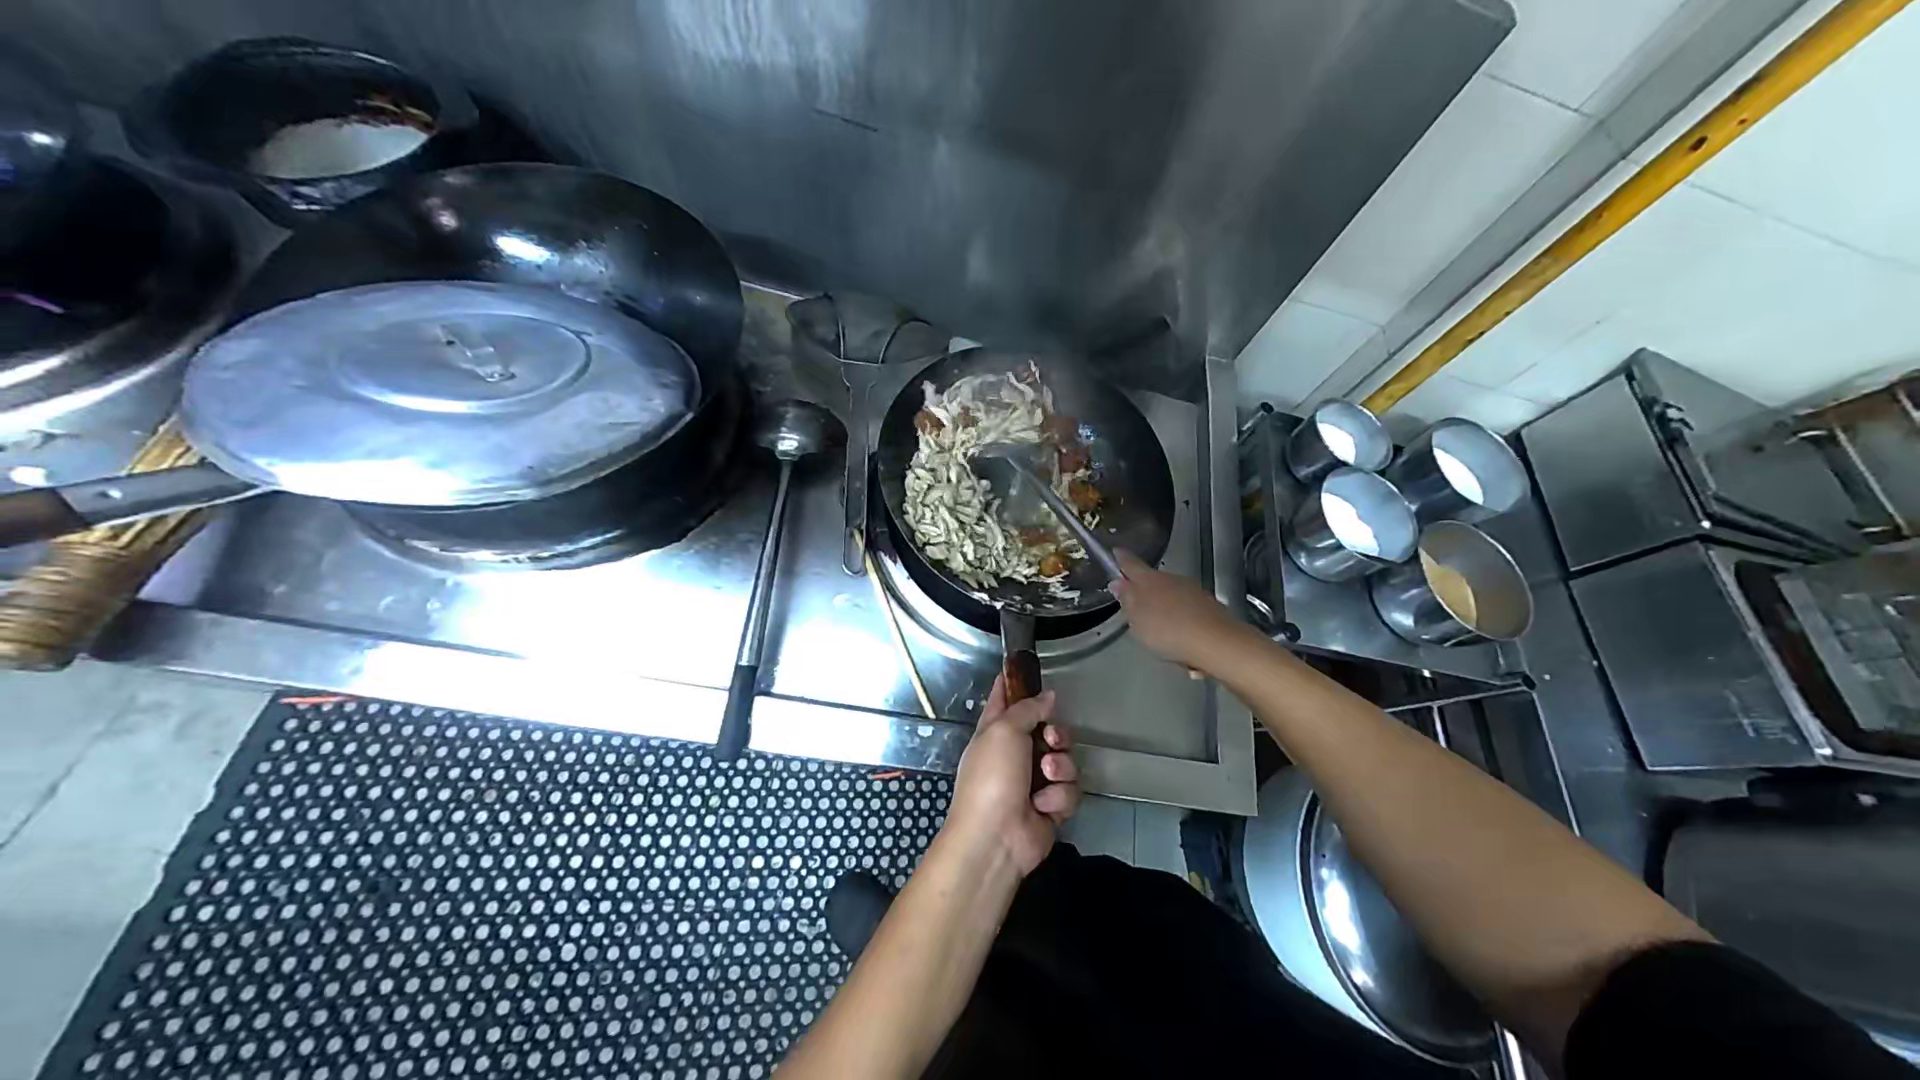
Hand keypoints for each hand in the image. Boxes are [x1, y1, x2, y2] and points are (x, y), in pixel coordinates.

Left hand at [944, 675, 1079, 875]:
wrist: (995, 837)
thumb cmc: (991, 777)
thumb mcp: (1003, 730)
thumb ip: (1027, 708)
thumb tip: (1048, 696)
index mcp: (995, 730)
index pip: (1005, 697)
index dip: (1016, 683)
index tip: (1028, 668)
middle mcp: (1015, 752)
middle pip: (1048, 729)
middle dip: (1056, 734)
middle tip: (1050, 739)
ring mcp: (1035, 781)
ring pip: (1065, 759)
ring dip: (1059, 767)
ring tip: (1046, 777)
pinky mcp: (1051, 806)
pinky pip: (1069, 789)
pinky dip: (1059, 796)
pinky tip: (1043, 806)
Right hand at [1111, 549, 1257, 671]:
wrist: (1215, 642)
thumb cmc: (1167, 630)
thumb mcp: (1137, 619)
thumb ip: (1127, 600)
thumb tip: (1117, 583)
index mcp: (1149, 580)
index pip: (1131, 564)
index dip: (1121, 558)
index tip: (1116, 551)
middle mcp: (1172, 579)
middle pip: (1153, 580)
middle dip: (1144, 589)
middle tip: (1135, 607)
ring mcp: (1193, 591)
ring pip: (1172, 595)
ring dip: (1165, 608)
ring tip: (1160, 632)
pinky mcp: (1209, 606)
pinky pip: (1188, 611)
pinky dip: (1182, 621)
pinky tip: (1181, 640)